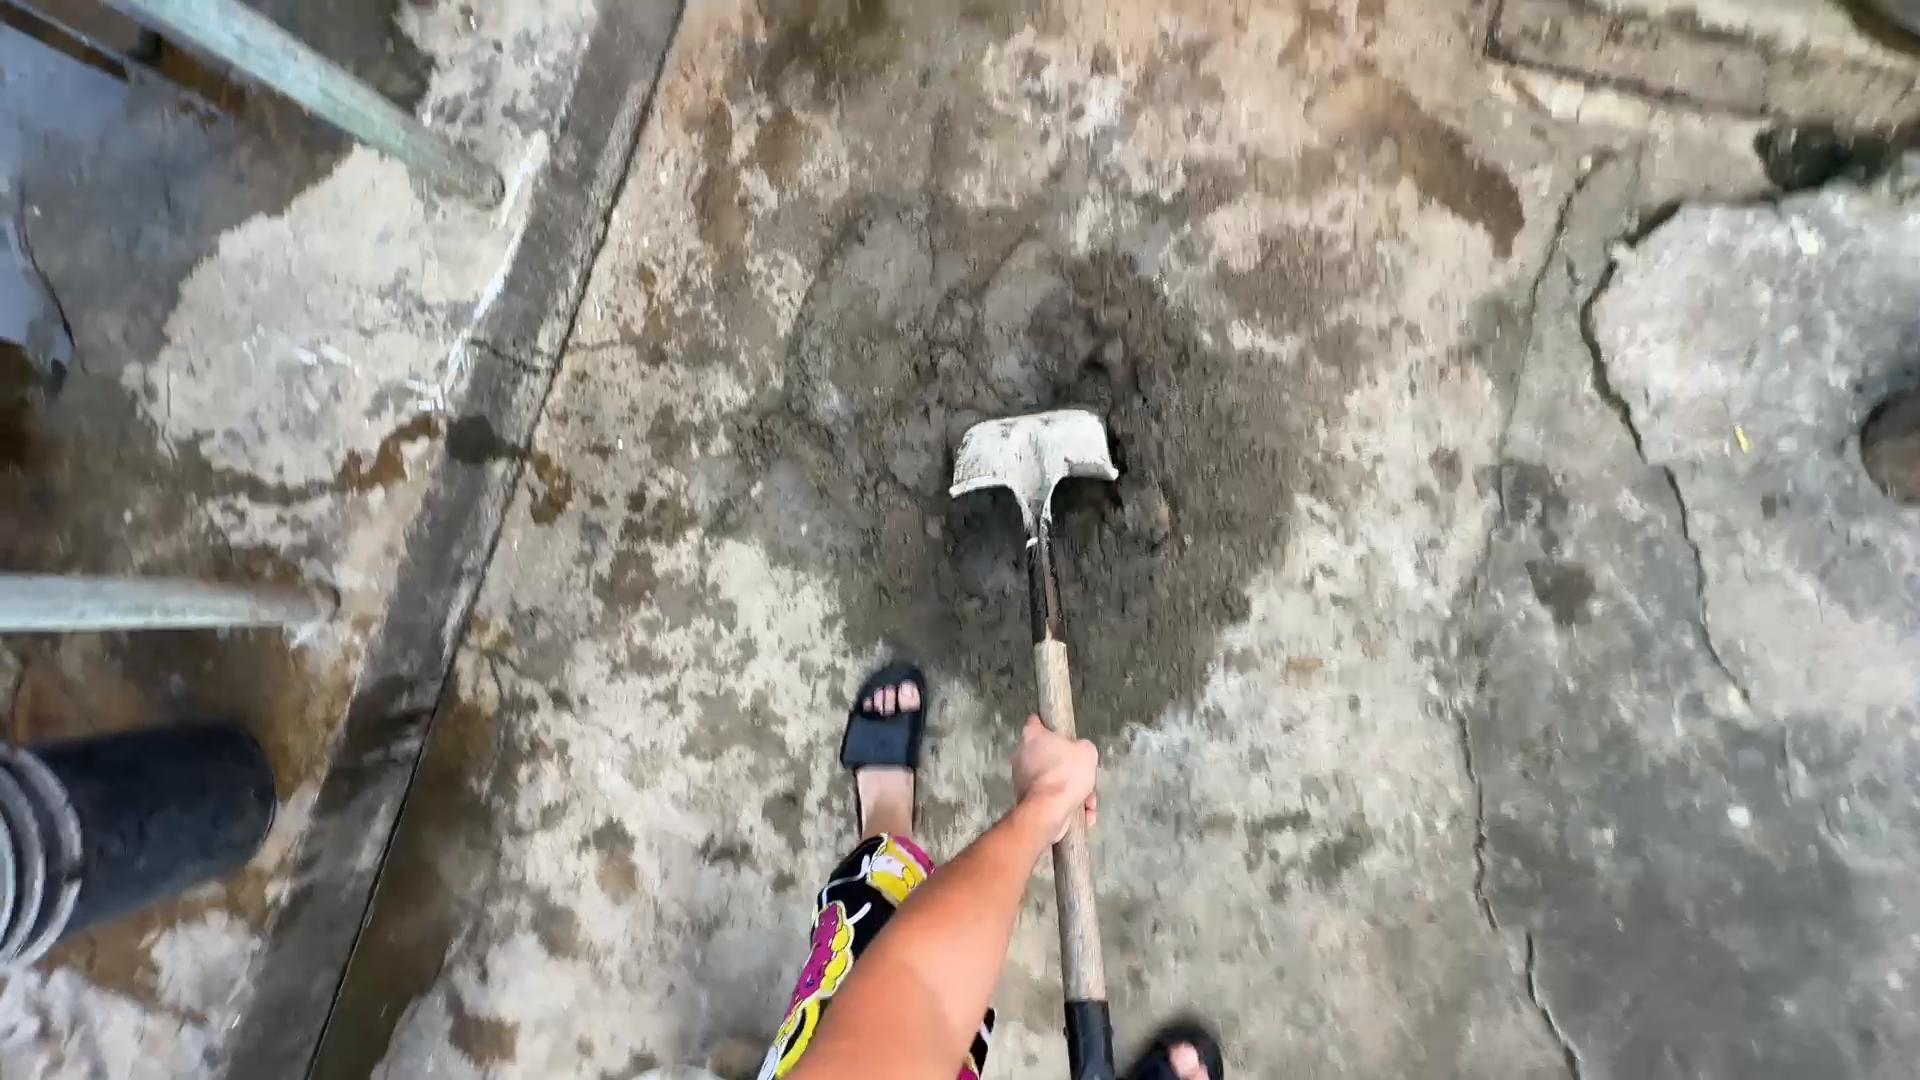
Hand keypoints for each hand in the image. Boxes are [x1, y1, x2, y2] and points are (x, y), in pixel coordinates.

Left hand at [1011, 715, 1098, 843]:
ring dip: (1071, 791)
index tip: (1063, 735)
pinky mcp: (1025, 799)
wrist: (1048, 810)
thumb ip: (1082, 746)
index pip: (1037, 722)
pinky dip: (1066, 805)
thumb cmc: (1066, 772)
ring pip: (1052, 780)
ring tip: (1087, 802)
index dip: (1051, 725)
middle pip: (1048, 755)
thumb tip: (1077, 752)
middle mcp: (1020, 754)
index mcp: (1031, 736)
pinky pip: (1050, 798)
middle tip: (1083, 776)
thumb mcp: (1087, 751)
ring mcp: (1020, 778)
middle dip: (1069, 768)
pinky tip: (1082, 814)